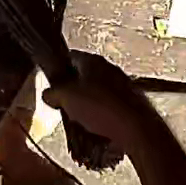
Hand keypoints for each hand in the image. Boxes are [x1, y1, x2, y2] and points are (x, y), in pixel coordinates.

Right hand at [44, 52, 162, 154]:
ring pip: (96, 91)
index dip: (57, 68)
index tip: (51, 84)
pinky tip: (97, 127)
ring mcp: (122, 84)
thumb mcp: (67, 98)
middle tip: (63, 106)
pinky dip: (101, 114)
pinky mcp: (131, 101)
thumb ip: (53, 93)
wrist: (137, 127)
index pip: (70, 56)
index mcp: (93, 60)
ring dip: (86, 104)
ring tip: (79, 121)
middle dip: (72, 91)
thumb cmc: (100, 107)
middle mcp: (108, 67)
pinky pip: (109, 105)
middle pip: (83, 75)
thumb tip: (48, 93)